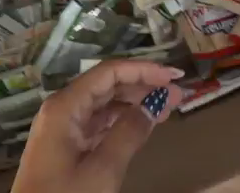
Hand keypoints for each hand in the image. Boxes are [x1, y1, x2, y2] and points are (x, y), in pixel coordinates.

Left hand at [10, 60, 182, 192]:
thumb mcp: (102, 171)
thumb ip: (130, 132)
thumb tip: (155, 103)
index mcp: (65, 105)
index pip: (109, 73)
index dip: (143, 70)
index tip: (173, 76)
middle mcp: (62, 109)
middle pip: (107, 85)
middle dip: (143, 86)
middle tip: (177, 94)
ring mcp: (62, 129)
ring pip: (104, 105)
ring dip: (134, 103)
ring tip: (166, 108)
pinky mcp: (65, 149)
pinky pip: (98, 124)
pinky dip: (121, 122)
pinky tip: (141, 125)